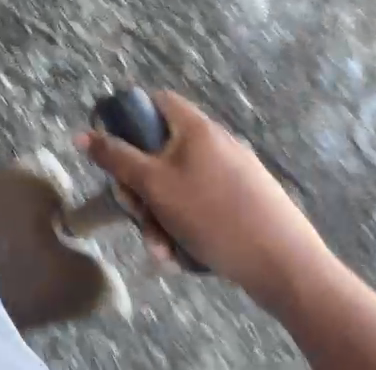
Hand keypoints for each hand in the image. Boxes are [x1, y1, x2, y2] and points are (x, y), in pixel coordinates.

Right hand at [78, 90, 333, 305]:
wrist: (293, 274)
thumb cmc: (215, 217)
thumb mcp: (151, 184)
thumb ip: (113, 156)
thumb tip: (82, 135)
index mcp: (198, 131)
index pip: (156, 100)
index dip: (128, 114)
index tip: (112, 143)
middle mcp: (220, 147)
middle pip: (160, 150)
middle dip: (138, 184)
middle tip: (133, 209)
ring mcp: (239, 177)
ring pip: (178, 185)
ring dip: (158, 214)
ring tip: (159, 246)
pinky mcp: (251, 206)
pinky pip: (203, 205)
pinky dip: (185, 225)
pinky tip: (180, 254)